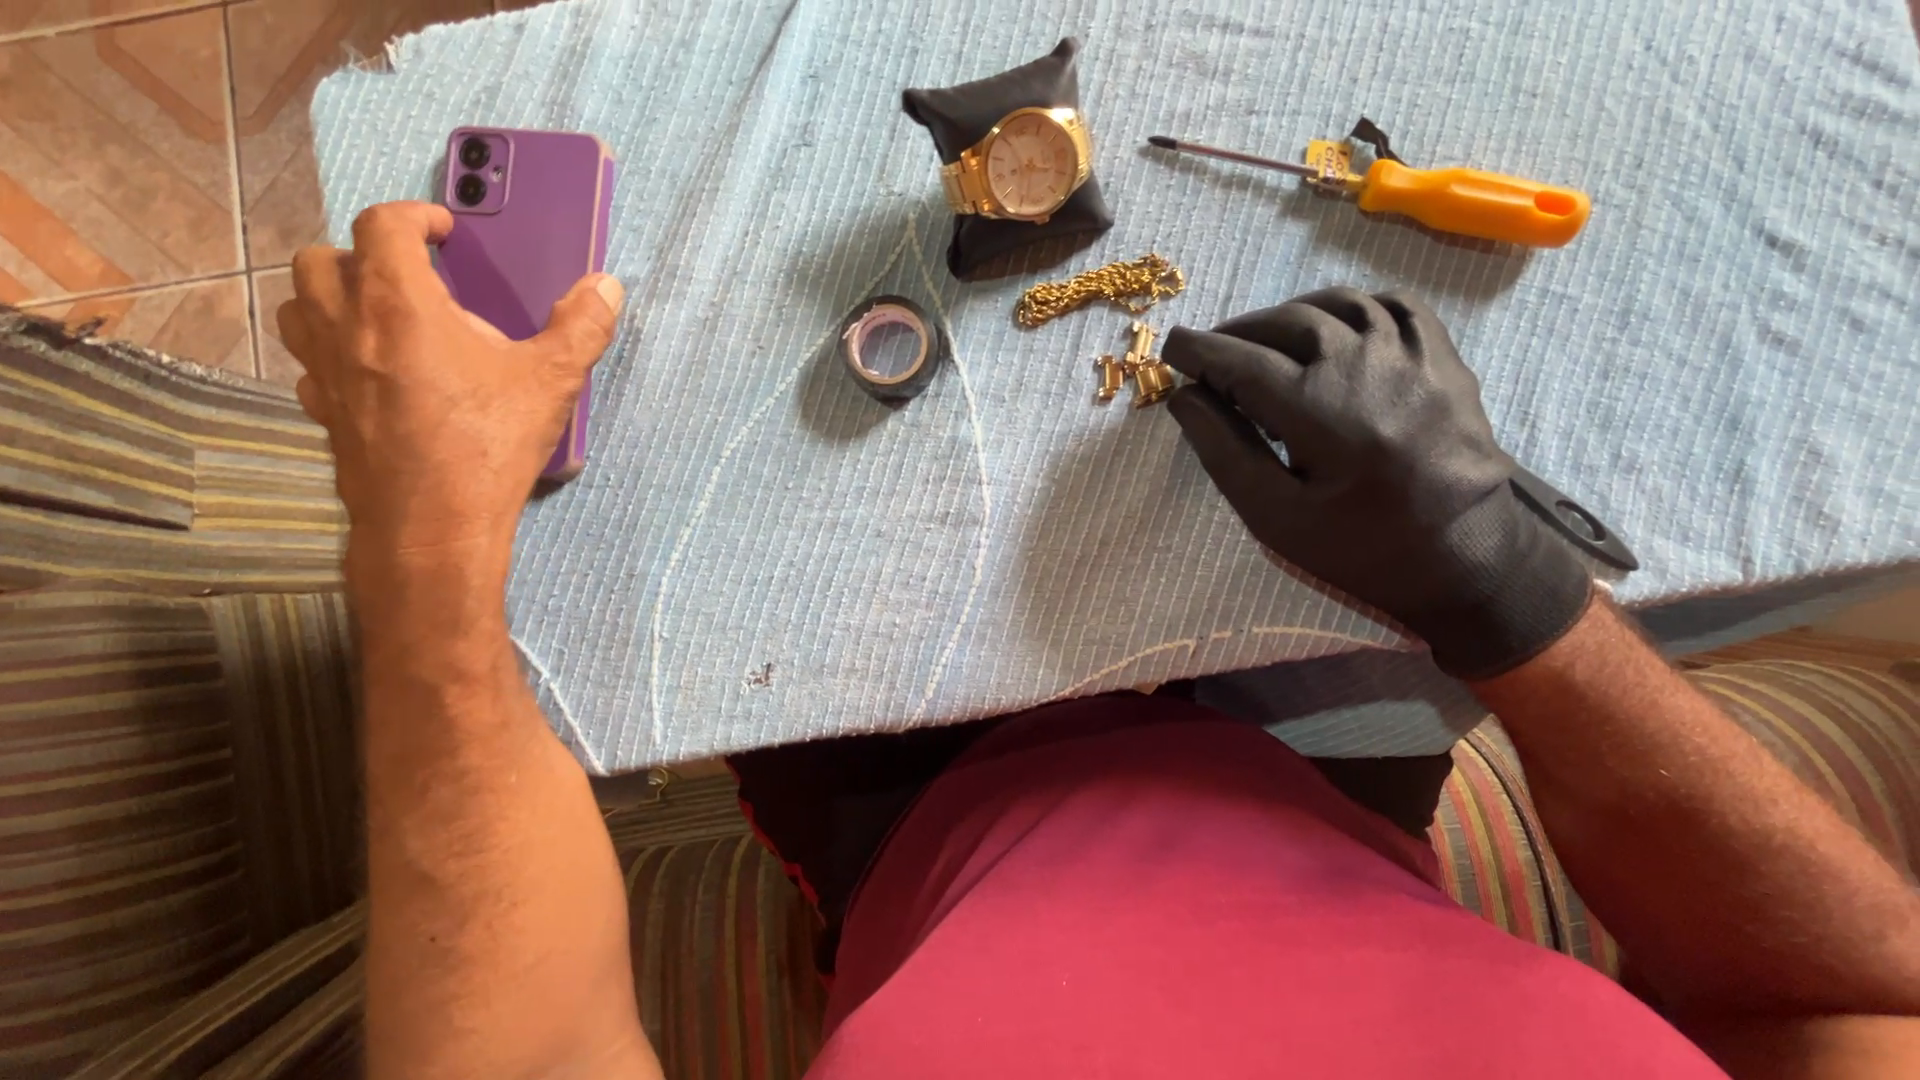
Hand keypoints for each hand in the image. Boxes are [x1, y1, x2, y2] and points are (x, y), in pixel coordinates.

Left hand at [280, 201, 623, 596]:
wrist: (433, 525)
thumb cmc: (488, 445)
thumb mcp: (550, 382)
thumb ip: (580, 327)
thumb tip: (605, 286)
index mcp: (398, 302)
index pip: (383, 225)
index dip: (415, 215)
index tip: (443, 231)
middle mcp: (345, 325)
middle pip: (321, 257)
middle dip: (363, 252)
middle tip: (412, 275)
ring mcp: (324, 371)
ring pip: (298, 305)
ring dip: (332, 296)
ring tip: (381, 316)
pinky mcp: (322, 412)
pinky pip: (308, 363)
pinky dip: (331, 352)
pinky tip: (372, 374)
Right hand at [1162, 287, 1590, 678]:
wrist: (1466, 559)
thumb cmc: (1358, 548)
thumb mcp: (1275, 516)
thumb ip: (1224, 450)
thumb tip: (1183, 397)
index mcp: (1317, 409)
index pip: (1239, 360)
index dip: (1197, 351)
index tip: (1171, 350)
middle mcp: (1363, 364)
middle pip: (1284, 322)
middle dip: (1236, 332)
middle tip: (1211, 356)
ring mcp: (1411, 355)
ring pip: (1336, 304)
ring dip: (1287, 314)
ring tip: (1263, 339)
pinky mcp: (1444, 359)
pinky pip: (1393, 305)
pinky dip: (1351, 305)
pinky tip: (1333, 326)